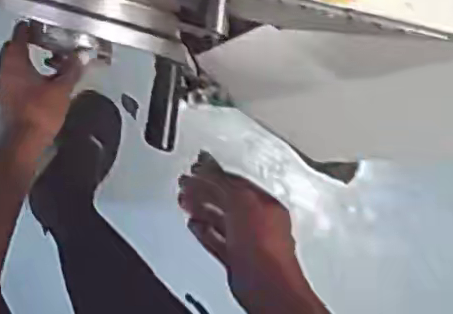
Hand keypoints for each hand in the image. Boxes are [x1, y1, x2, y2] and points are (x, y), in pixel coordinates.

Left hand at [0, 23, 84, 155]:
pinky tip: (37, 82)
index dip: (29, 27)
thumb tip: (82, 55)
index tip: (40, 25)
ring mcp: (1, 83)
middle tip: (43, 42)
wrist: (23, 143)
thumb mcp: (61, 89)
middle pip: (13, 47)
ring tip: (44, 62)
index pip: (19, 33)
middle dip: (26, 42)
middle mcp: (3, 67)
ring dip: (25, 60)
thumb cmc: (39, 111)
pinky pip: (12, 77)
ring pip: (12, 63)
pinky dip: (23, 74)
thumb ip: (71, 70)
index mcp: (14, 59)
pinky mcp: (4, 98)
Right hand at [178, 153, 326, 313]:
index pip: (235, 181)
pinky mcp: (237, 260)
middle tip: (185, 182)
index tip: (196, 166)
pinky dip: (203, 230)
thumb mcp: (239, 200)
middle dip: (203, 189)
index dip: (214, 172)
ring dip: (200, 208)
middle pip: (226, 199)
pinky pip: (216, 239)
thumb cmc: (265, 247)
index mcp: (265, 205)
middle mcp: (259, 223)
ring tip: (184, 200)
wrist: (268, 289)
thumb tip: (206, 162)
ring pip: (219, 218)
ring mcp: (248, 243)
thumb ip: (220, 179)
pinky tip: (194, 224)